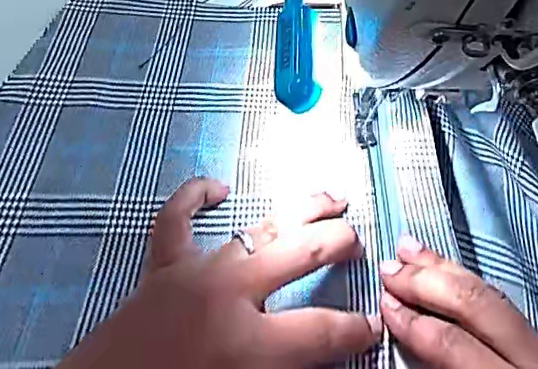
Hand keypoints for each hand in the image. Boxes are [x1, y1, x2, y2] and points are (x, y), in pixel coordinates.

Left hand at [57, 176, 382, 368]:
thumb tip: (314, 364)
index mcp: (248, 344)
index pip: (320, 333)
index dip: (354, 329)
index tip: (373, 323)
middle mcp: (227, 295)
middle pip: (297, 254)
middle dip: (335, 244)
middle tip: (358, 239)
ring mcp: (195, 270)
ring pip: (255, 227)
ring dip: (295, 210)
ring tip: (326, 197)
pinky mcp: (163, 263)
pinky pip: (179, 217)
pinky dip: (196, 196)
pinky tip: (217, 186)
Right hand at [379, 236, 537, 368]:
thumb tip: (417, 354)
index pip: (459, 347)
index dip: (416, 323)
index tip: (384, 304)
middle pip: (479, 306)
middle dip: (428, 281)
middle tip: (388, 268)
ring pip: (496, 297)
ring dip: (447, 270)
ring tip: (410, 249)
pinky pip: (508, 308)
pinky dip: (471, 286)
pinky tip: (450, 274)